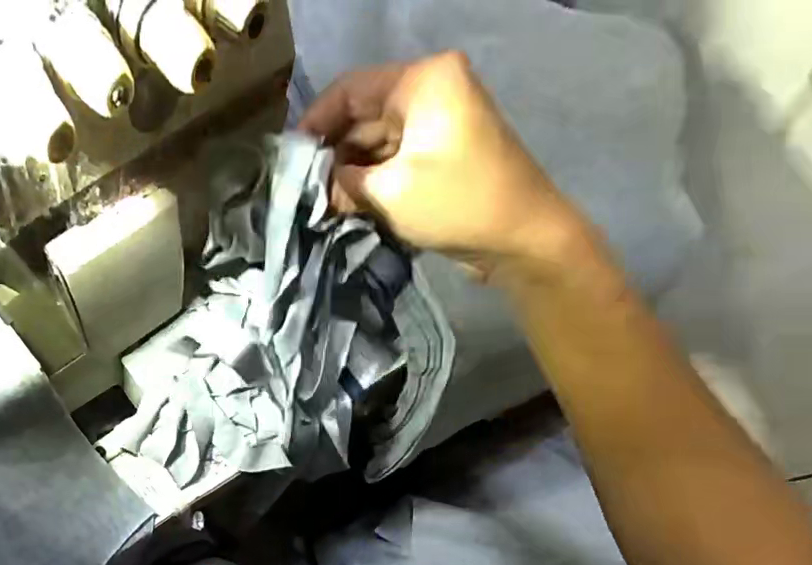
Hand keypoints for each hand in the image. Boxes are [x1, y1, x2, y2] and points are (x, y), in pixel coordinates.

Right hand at [298, 51, 605, 285]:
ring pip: (378, 142)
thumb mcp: (390, 193)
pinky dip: (372, 181)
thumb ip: (345, 184)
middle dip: (333, 153)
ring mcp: (438, 124)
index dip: (316, 122)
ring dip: (351, 173)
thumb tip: (315, 188)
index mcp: (422, 80)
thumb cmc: (456, 202)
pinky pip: (395, 160)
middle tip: (303, 190)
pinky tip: (348, 206)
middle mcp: (431, 91)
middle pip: (364, 116)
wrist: (520, 237)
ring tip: (322, 204)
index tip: (290, 159)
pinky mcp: (442, 155)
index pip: (351, 89)